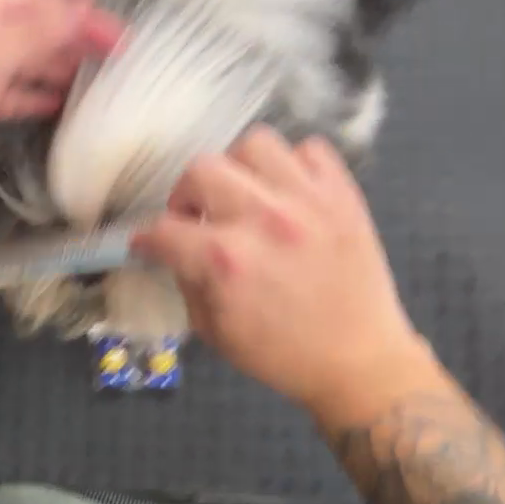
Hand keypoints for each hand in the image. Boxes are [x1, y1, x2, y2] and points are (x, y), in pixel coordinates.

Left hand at [0, 0, 122, 166]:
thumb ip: (43, 29)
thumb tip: (86, 5)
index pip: (55, 6)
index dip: (91, 21)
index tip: (125, 42)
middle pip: (49, 35)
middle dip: (83, 48)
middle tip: (123, 71)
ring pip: (37, 66)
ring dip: (66, 76)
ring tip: (103, 92)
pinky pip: (21, 95)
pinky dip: (41, 100)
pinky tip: (66, 109)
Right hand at [133, 127, 429, 410]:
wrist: (357, 359)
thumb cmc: (279, 354)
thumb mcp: (213, 330)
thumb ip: (187, 281)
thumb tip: (175, 251)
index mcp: (224, 260)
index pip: (164, 229)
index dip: (147, 240)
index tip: (148, 245)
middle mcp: (263, 218)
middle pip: (200, 170)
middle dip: (185, 196)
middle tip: (194, 219)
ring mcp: (307, 200)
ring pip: (253, 144)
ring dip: (236, 170)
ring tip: (241, 197)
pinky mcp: (343, 193)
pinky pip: (309, 149)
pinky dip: (290, 166)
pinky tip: (285, 195)